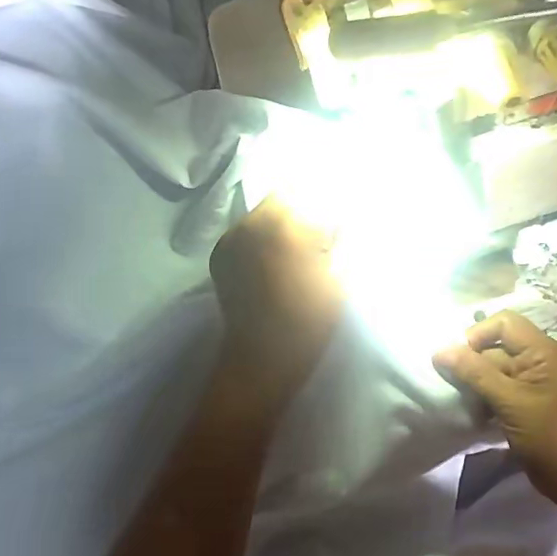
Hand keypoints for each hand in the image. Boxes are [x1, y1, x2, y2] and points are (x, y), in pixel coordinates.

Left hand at [210, 196, 343, 398]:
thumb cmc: (308, 320)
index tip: (329, 235)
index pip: (307, 198)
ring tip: (289, 256)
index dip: (320, 214)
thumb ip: (334, 244)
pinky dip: (257, 242)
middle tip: (310, 244)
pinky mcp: (219, 257)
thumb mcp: (337, 279)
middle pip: (278, 203)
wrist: (263, 357)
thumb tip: (332, 227)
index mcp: (284, 226)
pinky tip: (269, 266)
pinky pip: (243, 235)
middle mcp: (251, 224)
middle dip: (296, 218)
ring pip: (259, 218)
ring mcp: (230, 240)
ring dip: (275, 229)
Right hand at [433, 312, 556, 509]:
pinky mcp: (530, 401)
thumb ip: (474, 372)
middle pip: (498, 346)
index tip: (458, 360)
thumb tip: (440, 351)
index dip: (478, 335)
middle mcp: (543, 360)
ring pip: (496, 368)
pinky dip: (486, 395)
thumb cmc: (548, 437)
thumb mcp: (509, 401)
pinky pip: (503, 387)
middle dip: (473, 363)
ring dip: (477, 382)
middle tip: (455, 386)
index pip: (505, 323)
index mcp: (545, 352)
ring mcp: (537, 382)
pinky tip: (475, 412)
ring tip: (464, 401)